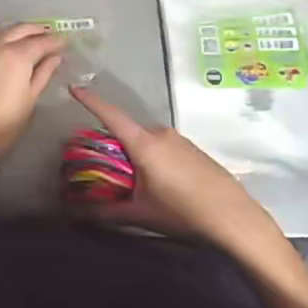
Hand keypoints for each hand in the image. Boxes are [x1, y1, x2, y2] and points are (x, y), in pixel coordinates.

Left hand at [0, 23, 64, 159]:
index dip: (55, 41)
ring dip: (16, 31)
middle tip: (49, 36)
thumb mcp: (30, 99)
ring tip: (28, 39)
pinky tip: (5, 47)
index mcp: (16, 57)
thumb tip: (55, 56)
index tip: (64, 41)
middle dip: (37, 30)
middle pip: (20, 29)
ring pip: (0, 30)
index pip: (41, 41)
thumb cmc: (5, 124)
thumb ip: (44, 73)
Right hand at [70, 86, 280, 249]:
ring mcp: (180, 140)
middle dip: (112, 145)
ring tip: (133, 183)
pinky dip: (152, 158)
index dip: (91, 101)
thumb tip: (76, 213)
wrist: (233, 219)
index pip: (111, 116)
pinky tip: (159, 184)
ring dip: (134, 154)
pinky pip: (163, 147)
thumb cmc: (182, 212)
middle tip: (101, 168)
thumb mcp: (140, 214)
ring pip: (146, 141)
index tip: (74, 88)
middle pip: (128, 131)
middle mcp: (161, 134)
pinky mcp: (194, 150)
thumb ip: (106, 211)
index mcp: (144, 144)